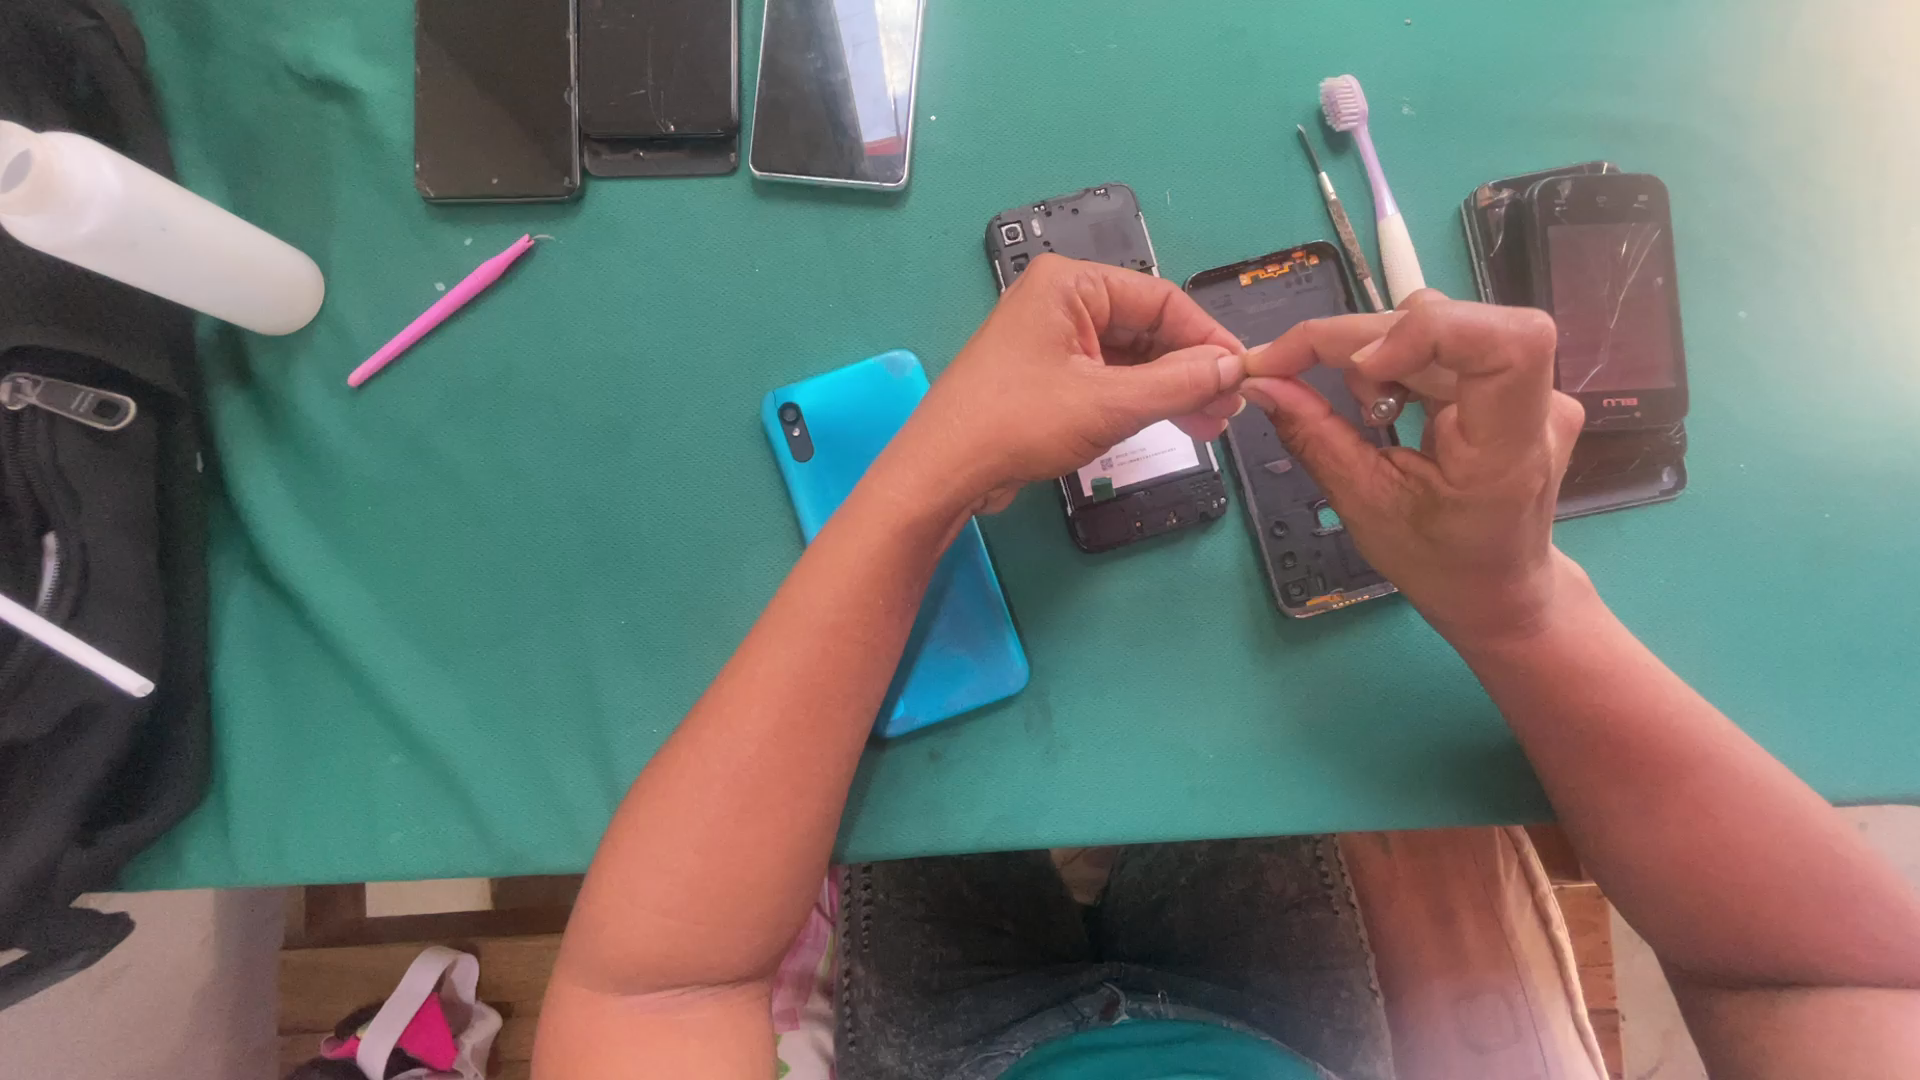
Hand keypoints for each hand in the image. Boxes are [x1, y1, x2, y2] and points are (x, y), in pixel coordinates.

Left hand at [886, 254, 1245, 513]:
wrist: (944, 471)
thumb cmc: (1019, 423)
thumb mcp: (1108, 403)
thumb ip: (1178, 383)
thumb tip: (1232, 369)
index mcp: (1071, 284)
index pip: (1162, 299)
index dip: (1208, 339)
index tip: (1244, 375)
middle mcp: (1060, 304)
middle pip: (1146, 328)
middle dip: (1189, 370)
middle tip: (1229, 410)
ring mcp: (1050, 343)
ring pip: (1127, 359)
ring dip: (1167, 391)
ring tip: (1209, 426)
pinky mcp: (1044, 379)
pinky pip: (1103, 380)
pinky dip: (1136, 401)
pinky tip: (1169, 423)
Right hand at [1240, 292, 1587, 647]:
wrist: (1496, 586)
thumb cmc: (1434, 560)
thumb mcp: (1361, 503)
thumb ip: (1313, 435)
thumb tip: (1260, 382)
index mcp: (1507, 448)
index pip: (1505, 342)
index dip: (1424, 332)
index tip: (1353, 367)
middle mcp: (1536, 404)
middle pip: (1447, 326)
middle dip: (1355, 342)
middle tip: (1284, 370)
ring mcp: (1531, 390)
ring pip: (1439, 326)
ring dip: (1373, 354)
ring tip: (1355, 409)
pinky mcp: (1512, 386)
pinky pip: (1444, 346)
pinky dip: (1392, 364)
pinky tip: (1380, 406)